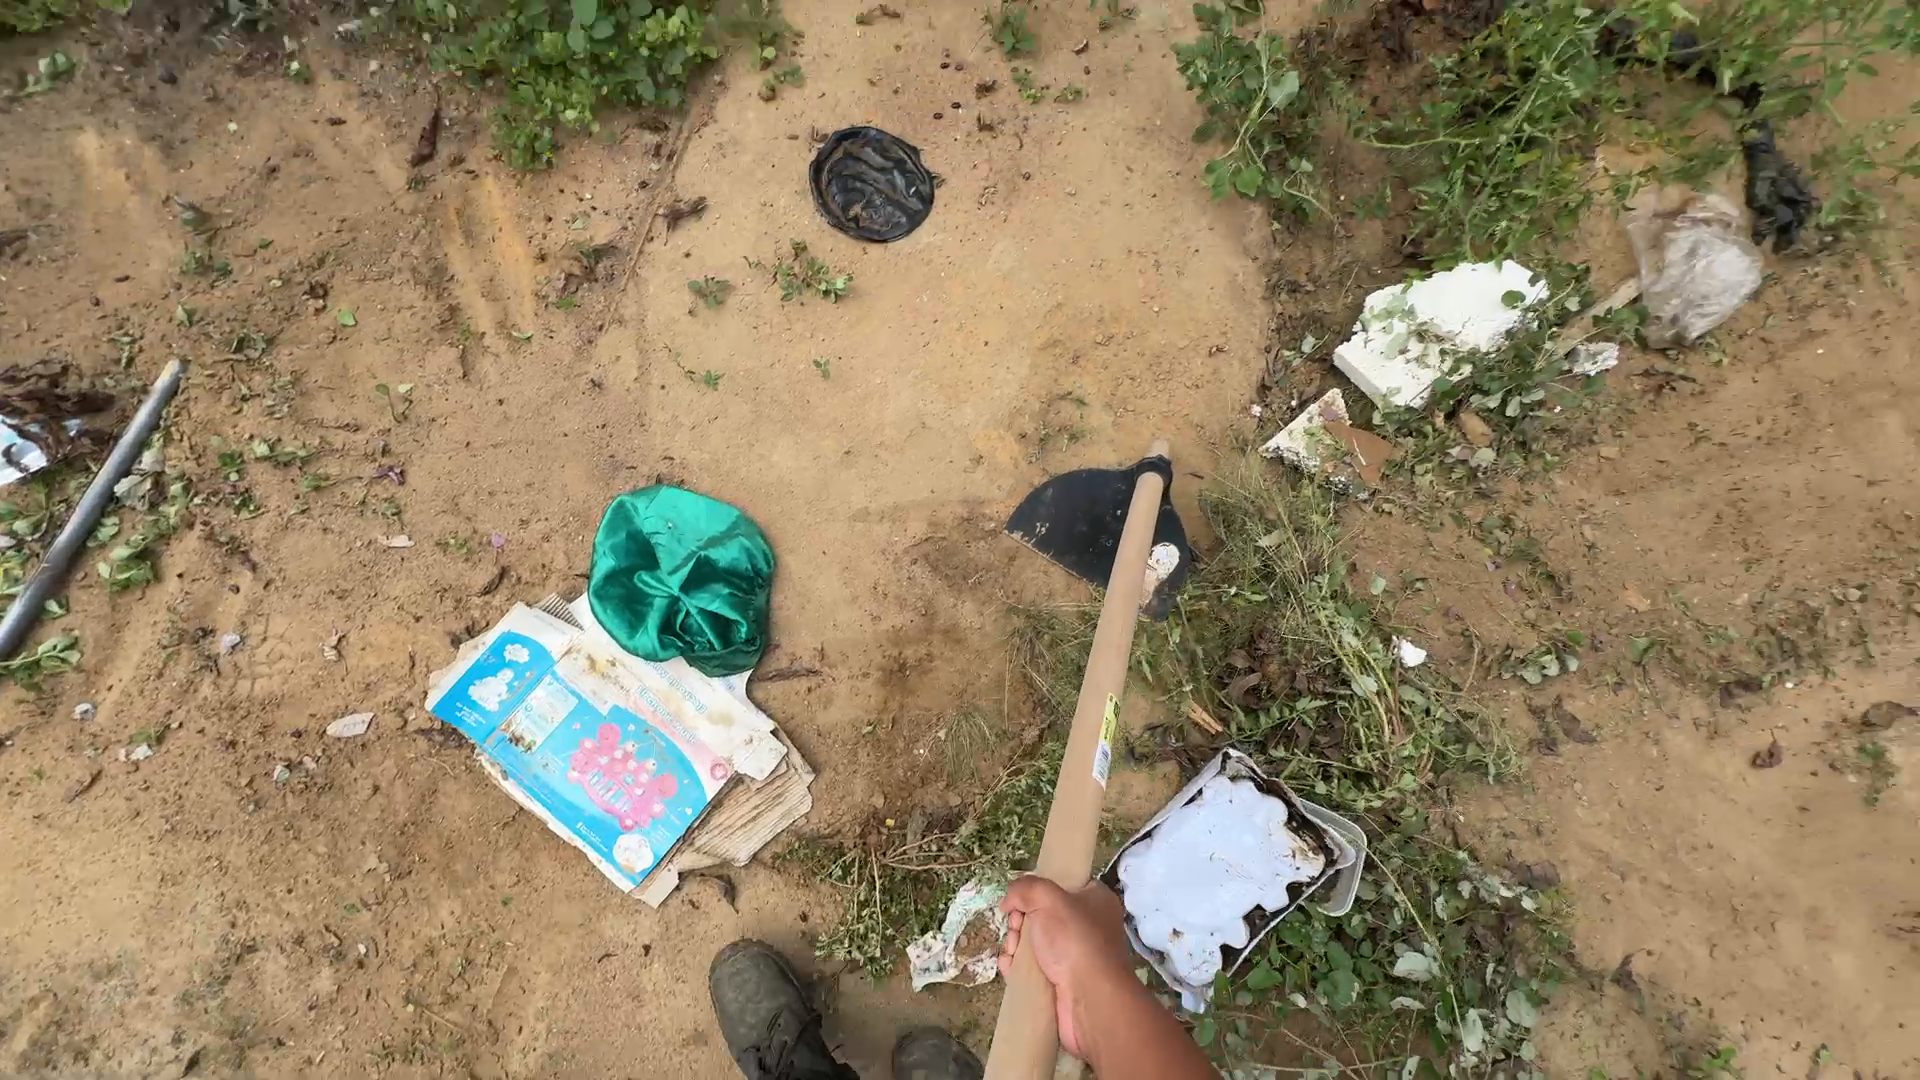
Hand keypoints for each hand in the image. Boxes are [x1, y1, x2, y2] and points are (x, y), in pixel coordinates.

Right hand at [997, 877, 1135, 1061]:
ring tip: (1012, 951)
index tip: (1021, 900)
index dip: (1037, 890)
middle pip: (1042, 913)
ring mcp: (1075, 956)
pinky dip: (1018, 966)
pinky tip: (1009, 966)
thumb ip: (1025, 888)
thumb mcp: (1048, 898)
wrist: (1091, 1001)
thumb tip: (1009, 900)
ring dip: (1016, 943)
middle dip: (1020, 920)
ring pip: (1035, 941)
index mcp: (1095, 899)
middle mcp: (1088, 925)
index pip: (1061, 884)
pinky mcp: (1063, 982)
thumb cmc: (1075, 940)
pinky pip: (1034, 967)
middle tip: (1016, 928)